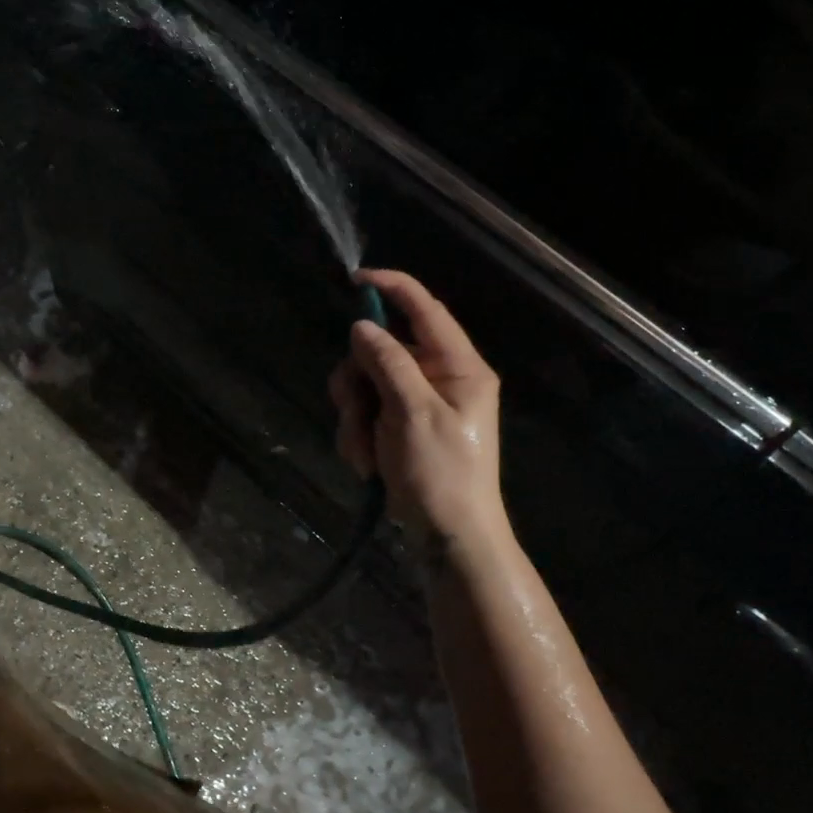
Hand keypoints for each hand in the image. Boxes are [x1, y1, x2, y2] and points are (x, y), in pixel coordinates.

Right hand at [329, 269, 507, 547]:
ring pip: (362, 381)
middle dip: (356, 380)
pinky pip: (361, 409)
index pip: (425, 310)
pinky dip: (356, 432)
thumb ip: (388, 365)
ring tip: (365, 448)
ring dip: (353, 414)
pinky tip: (367, 459)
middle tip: (356, 411)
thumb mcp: (412, 415)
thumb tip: (361, 327)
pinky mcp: (398, 422)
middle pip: (379, 349)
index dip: (392, 288)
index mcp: (459, 368)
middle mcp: (439, 377)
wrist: (448, 533)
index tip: (354, 279)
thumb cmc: (442, 473)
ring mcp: (417, 400)